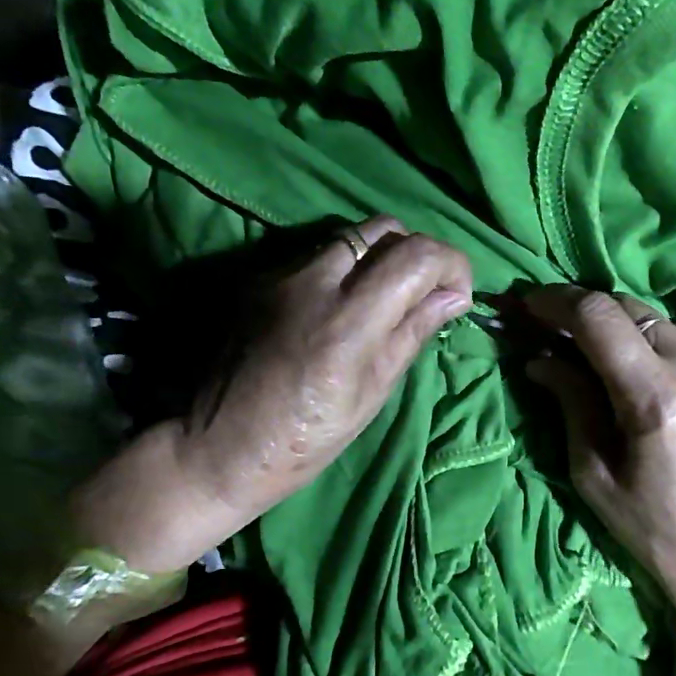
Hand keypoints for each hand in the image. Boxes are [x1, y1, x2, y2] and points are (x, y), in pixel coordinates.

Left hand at [75, 216, 471, 571]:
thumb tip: (454, 297)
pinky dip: (345, 269)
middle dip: (417, 253)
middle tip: (423, 294)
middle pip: (385, 229)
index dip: (451, 265)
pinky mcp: (261, 278)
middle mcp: (314, 282)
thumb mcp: (372, 393)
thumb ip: (412, 332)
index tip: (457, 296)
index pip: (417, 255)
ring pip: (350, 236)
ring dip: (380, 258)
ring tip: (382, 301)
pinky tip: (339, 309)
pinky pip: (318, 255)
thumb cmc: (305, 439)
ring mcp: (282, 275)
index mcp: (348, 322)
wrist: (218, 446)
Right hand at [522, 287, 675, 620]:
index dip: (556, 302)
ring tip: (585, 347)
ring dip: (615, 321)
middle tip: (547, 327)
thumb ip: (570, 401)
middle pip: (626, 305)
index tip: (527, 305)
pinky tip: (631, 362)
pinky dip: (647, 334)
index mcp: (656, 396)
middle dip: (580, 309)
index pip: (599, 316)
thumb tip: (538, 358)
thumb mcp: (592, 470)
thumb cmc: (650, 526)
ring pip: (655, 314)